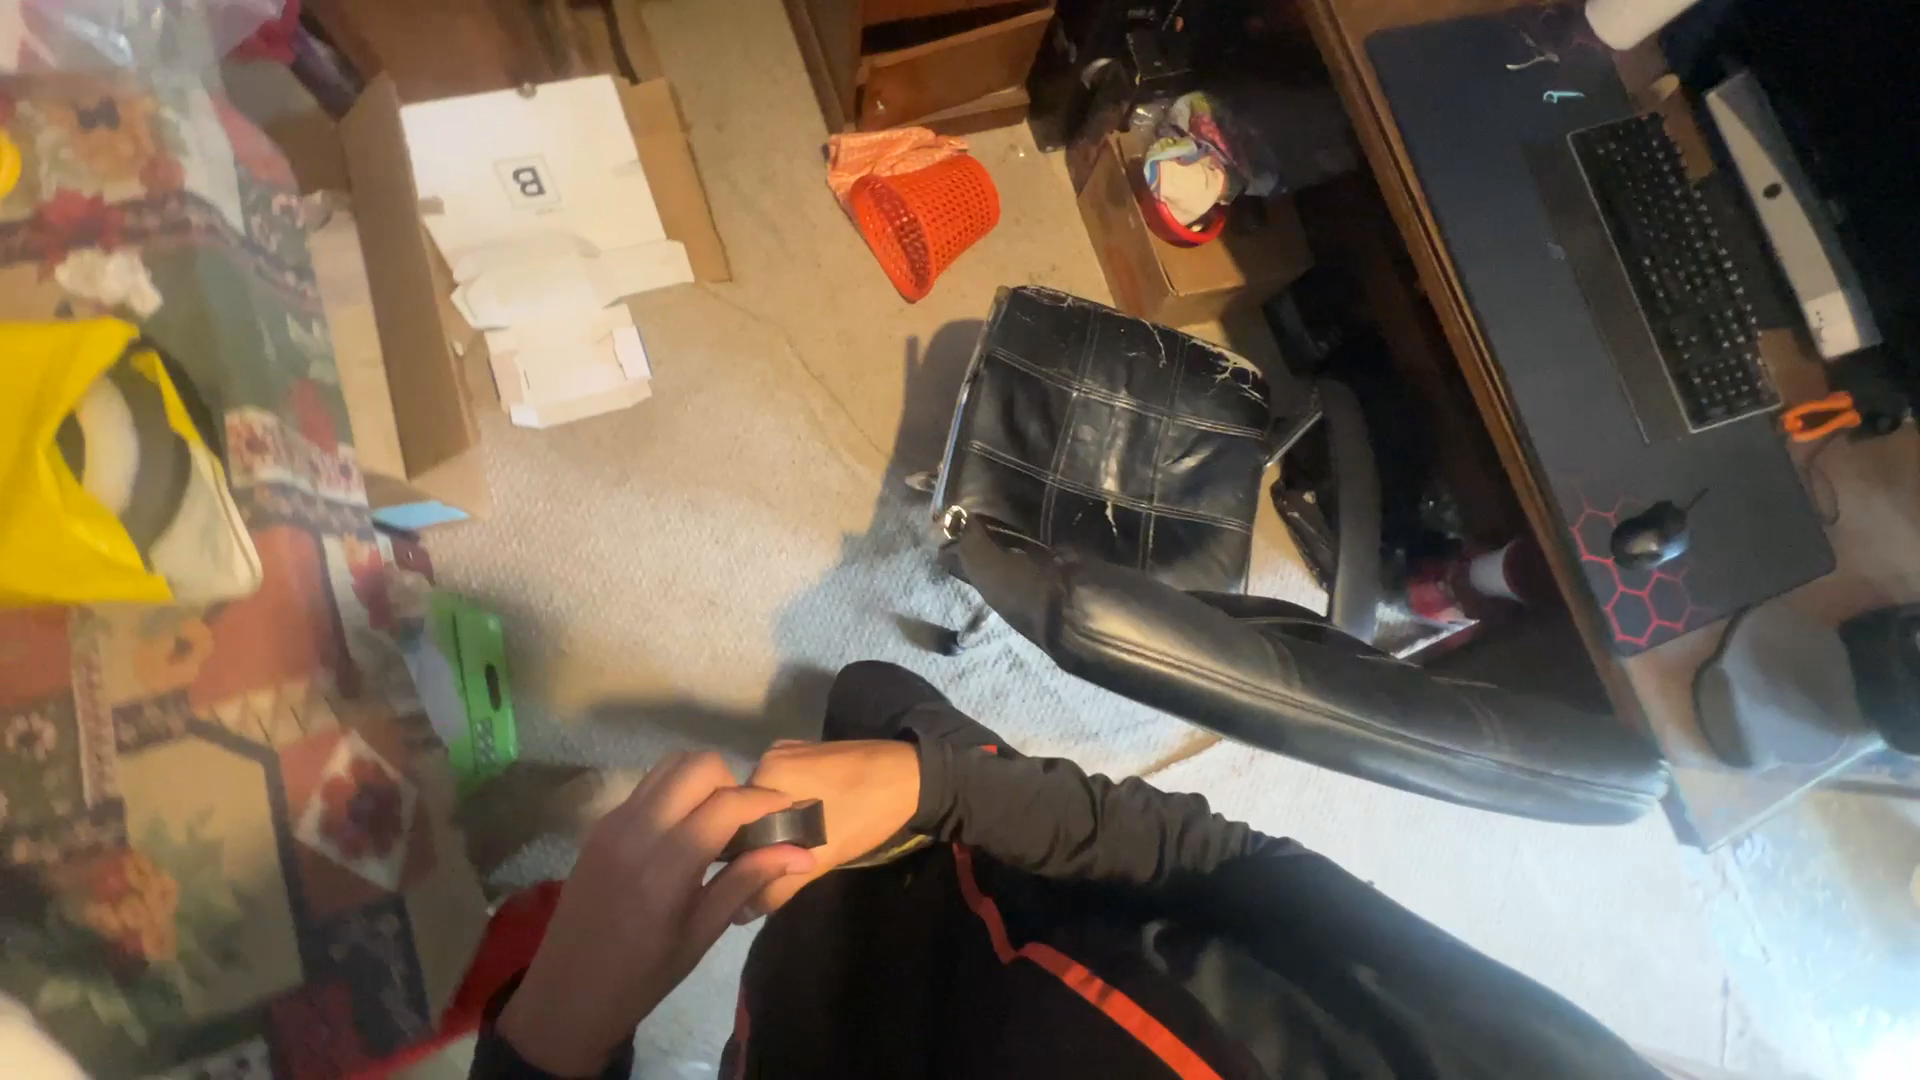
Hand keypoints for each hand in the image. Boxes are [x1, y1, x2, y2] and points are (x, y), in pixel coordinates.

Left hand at [498, 752, 815, 1076]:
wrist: (564, 999)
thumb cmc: (642, 975)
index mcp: (667, 865)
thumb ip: (750, 879)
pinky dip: (676, 791)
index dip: (765, 799)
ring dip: (703, 779)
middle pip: (699, 766)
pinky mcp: (600, 824)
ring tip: (714, 818)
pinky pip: (649, 785)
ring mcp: (614, 822)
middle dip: (732, 782)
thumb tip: (804, 853)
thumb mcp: (703, 933)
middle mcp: (638, 829)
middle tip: (743, 819)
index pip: (728, 803)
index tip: (787, 808)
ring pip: (671, 764)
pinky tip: (682, 829)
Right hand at [741, 739, 920, 917]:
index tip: (754, 877)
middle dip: (763, 842)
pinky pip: (787, 788)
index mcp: (766, 773)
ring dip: (781, 826)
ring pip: (770, 801)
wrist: (916, 774)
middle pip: (751, 812)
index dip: (742, 856)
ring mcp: (791, 750)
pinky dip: (794, 810)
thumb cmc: (868, 811)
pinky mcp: (810, 753)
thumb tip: (738, 913)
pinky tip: (813, 826)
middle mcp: (770, 754)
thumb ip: (778, 885)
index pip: (733, 824)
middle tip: (782, 866)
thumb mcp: (823, 855)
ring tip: (798, 849)